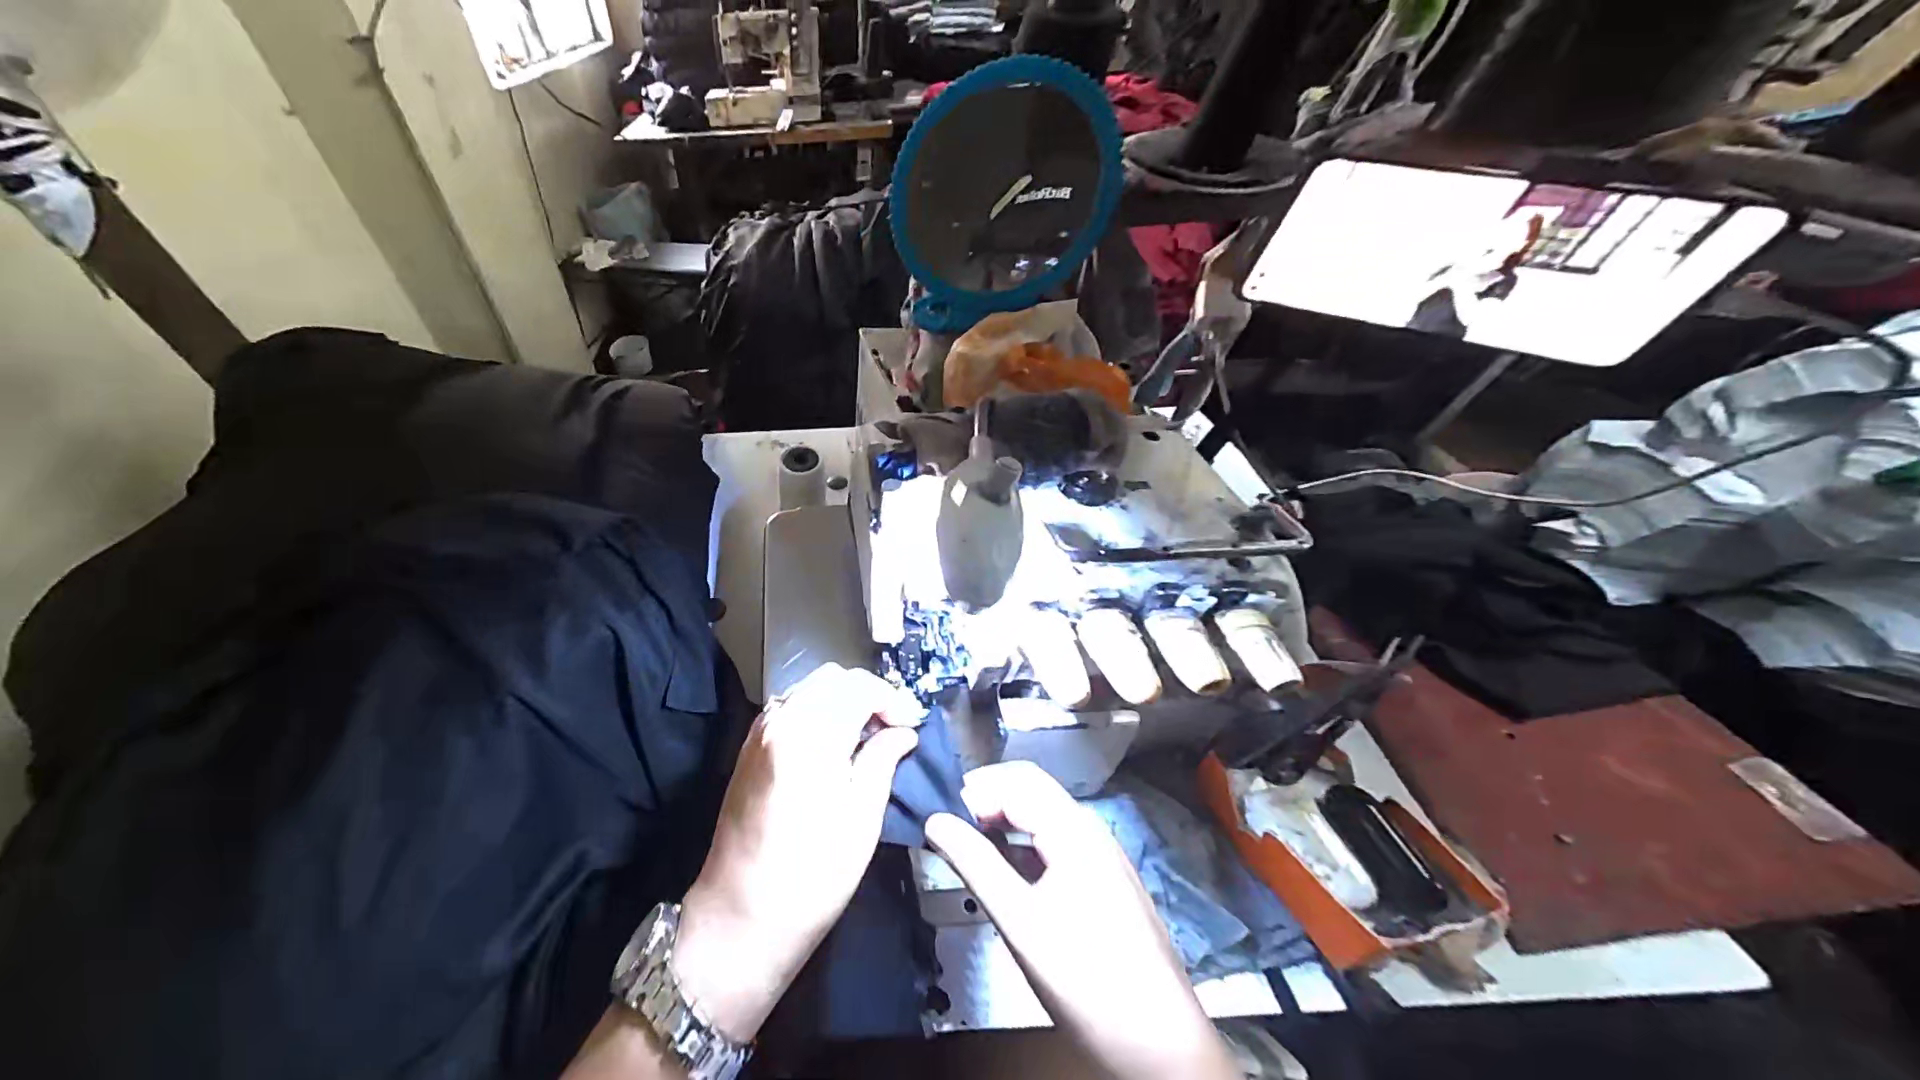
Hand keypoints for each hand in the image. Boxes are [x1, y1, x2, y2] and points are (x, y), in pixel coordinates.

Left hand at [672, 664, 923, 1041]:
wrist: (737, 920)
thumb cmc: (811, 878)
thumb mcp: (862, 819)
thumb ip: (883, 761)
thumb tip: (903, 732)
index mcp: (809, 735)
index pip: (860, 687)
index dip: (894, 700)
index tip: (913, 724)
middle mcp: (779, 721)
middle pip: (834, 679)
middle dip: (870, 695)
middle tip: (896, 726)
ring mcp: (758, 733)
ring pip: (811, 689)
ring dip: (844, 700)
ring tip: (870, 734)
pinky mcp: (748, 749)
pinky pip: (791, 708)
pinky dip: (819, 710)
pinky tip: (836, 742)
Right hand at [925, 762, 1238, 1079]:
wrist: (1159, 1041)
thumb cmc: (1082, 976)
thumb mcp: (1018, 920)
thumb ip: (975, 863)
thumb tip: (935, 821)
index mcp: (1073, 830)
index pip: (1017, 782)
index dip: (976, 790)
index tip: (941, 816)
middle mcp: (1092, 830)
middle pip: (1035, 790)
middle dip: (991, 796)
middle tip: (953, 824)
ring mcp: (1103, 854)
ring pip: (1047, 816)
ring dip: (1008, 819)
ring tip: (973, 844)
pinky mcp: (1106, 879)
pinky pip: (1060, 842)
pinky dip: (1028, 844)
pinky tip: (1010, 871)